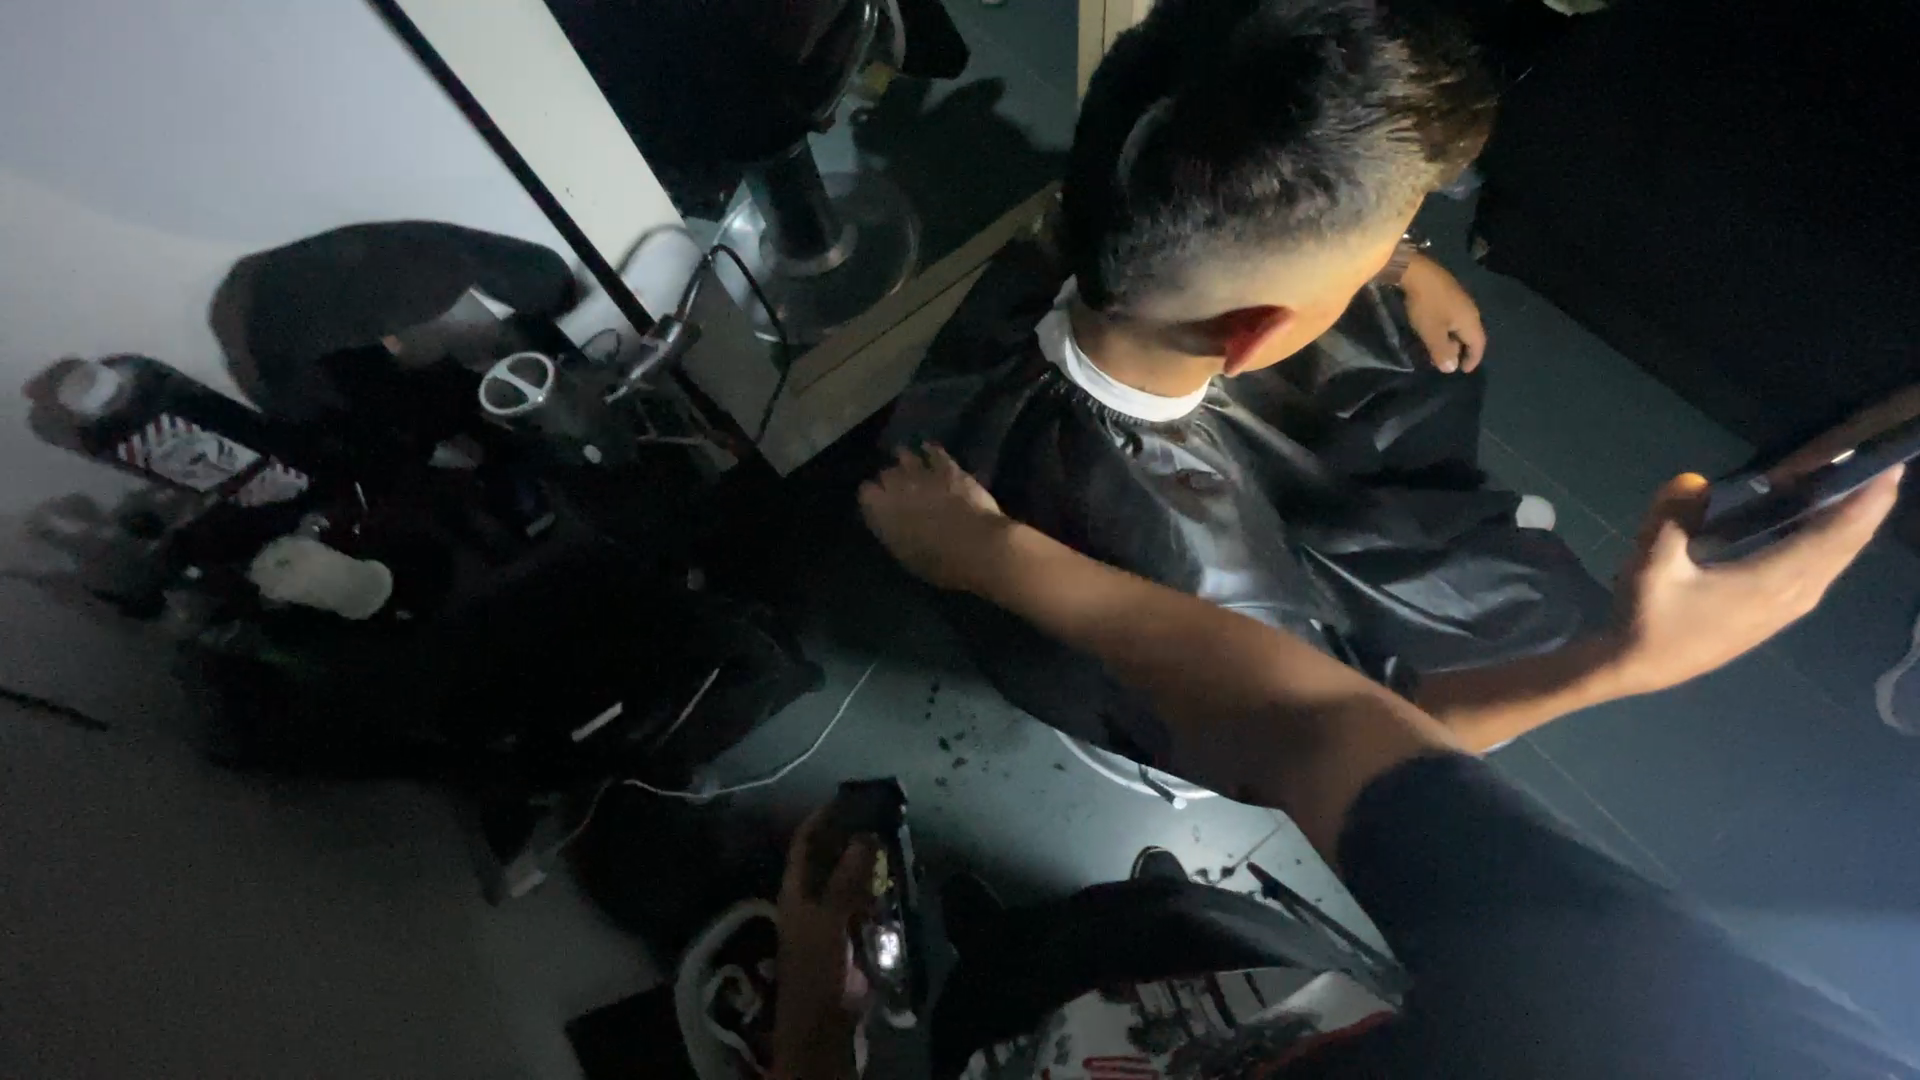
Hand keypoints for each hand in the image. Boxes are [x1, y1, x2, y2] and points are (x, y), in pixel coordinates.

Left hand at [773, 804, 876, 1078]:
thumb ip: (847, 877)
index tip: (846, 798)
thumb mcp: (830, 918)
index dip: (821, 818)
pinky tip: (897, 876)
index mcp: (796, 889)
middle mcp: (812, 896)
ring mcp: (832, 914)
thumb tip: (865, 835)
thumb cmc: (817, 966)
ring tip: (893, 839)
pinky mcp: (851, 932)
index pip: (805, 842)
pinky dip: (879, 887)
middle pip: (830, 856)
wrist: (823, 1023)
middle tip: (880, 817)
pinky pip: (866, 900)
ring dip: (868, 860)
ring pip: (850, 877)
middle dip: (851, 836)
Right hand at [859, 444, 1009, 592]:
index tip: (878, 503)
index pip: (865, 494)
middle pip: (886, 474)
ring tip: (904, 458)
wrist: (977, 546)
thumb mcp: (906, 555)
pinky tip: (928, 447)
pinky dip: (930, 449)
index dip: (872, 497)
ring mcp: (923, 473)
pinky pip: (934, 452)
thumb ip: (894, 534)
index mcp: (882, 512)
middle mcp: (897, 487)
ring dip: (905, 458)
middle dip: (890, 479)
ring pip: (906, 456)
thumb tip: (892, 525)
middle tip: (897, 486)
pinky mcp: (948, 467)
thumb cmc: (940, 562)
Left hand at [1399, 254, 1486, 372]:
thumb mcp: (1432, 333)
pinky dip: (1445, 331)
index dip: (1473, 359)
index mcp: (1471, 320)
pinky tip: (1433, 334)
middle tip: (1448, 363)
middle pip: (1471, 336)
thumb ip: (1442, 351)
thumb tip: (1451, 369)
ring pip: (1460, 327)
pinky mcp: (1448, 296)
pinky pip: (1451, 319)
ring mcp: (1460, 302)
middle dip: (1461, 351)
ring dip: (1452, 341)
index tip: (1464, 371)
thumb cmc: (1427, 306)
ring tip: (1438, 352)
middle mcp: (1470, 310)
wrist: (1418, 273)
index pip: (1479, 344)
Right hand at [1605, 467, 1901, 695]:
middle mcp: (1796, 593)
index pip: (1838, 533)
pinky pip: (1817, 571)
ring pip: (1834, 560)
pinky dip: (1825, 545)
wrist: (1640, 667)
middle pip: (1846, 545)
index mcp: (1774, 579)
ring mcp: (1788, 607)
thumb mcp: (1649, 565)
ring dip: (1846, 527)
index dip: (1868, 499)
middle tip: (1870, 470)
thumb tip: (1692, 479)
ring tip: (1845, 494)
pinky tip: (1807, 533)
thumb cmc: (1648, 617)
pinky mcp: (1774, 614)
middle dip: (1865, 507)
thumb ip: (1671, 520)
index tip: (1890, 465)